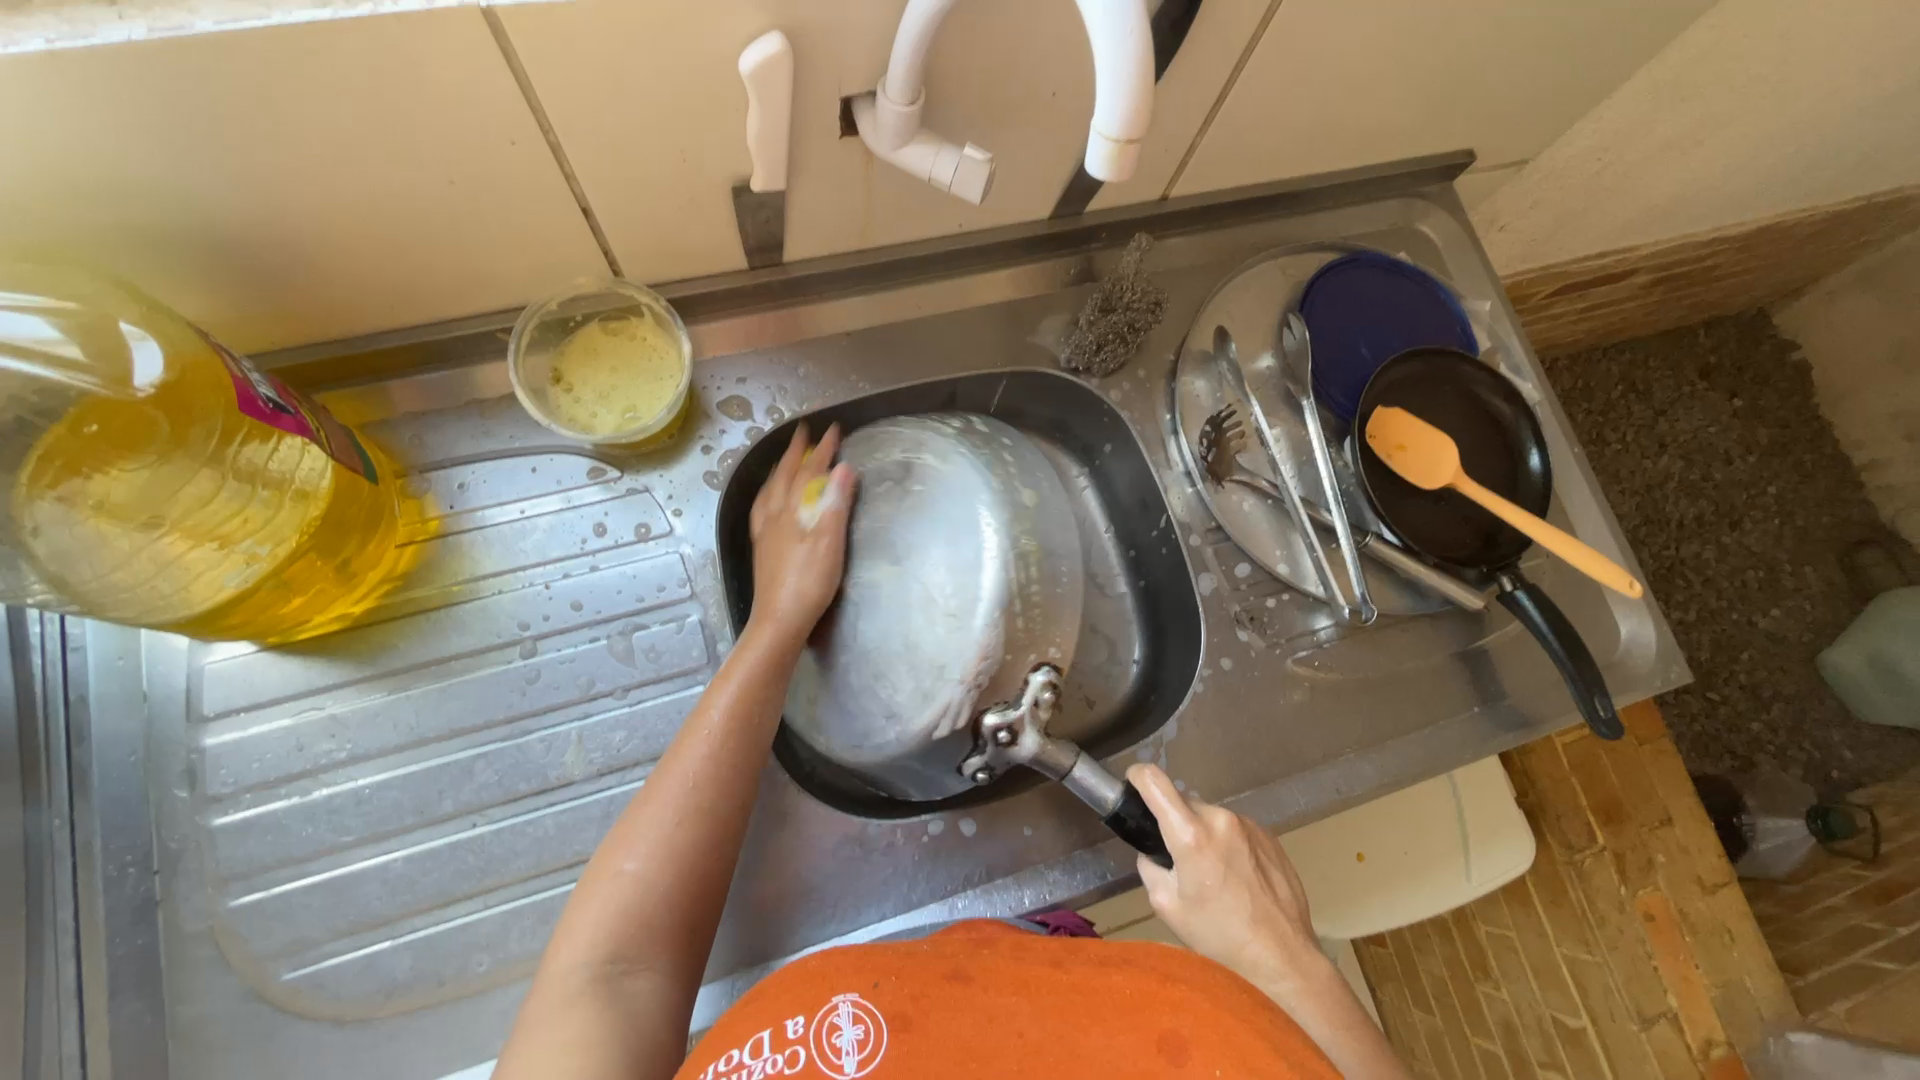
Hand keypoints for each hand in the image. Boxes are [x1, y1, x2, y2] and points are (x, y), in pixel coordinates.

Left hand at [747, 423, 856, 645]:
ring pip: (769, 492)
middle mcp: (774, 516)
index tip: (833, 429)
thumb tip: (844, 468)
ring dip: (780, 471)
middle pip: (784, 477)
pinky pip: (762, 510)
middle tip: (803, 433)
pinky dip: (767, 495)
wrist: (779, 621)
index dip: (822, 450)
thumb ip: (836, 504)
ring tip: (785, 460)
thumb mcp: (830, 543)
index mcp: (792, 512)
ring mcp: (765, 533)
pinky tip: (769, 502)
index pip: (809, 473)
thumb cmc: (809, 584)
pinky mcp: (763, 549)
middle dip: (796, 453)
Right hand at [1127, 763, 1324, 996]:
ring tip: (1215, 875)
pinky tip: (1239, 878)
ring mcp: (1249, 825)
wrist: (1282, 956)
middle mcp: (1220, 819)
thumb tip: (1154, 854)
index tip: (1133, 786)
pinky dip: (1229, 845)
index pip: (1155, 781)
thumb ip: (1151, 868)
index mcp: (1191, 834)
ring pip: (1211, 818)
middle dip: (1176, 824)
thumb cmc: (1219, 935)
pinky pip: (1236, 830)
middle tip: (1181, 862)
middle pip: (1184, 804)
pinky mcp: (1270, 836)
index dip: (1137, 777)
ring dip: (1205, 835)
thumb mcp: (1167, 906)